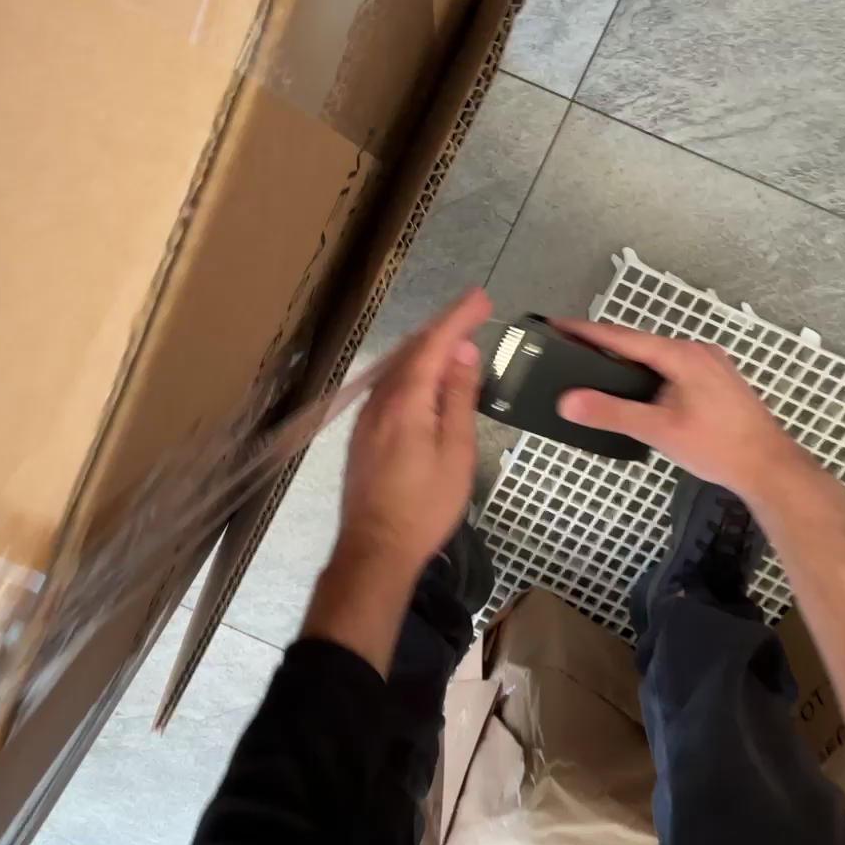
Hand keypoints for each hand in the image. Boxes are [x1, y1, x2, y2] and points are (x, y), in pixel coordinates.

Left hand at [337, 287, 490, 574]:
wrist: (375, 547)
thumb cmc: (424, 506)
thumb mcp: (455, 453)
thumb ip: (458, 399)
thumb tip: (463, 353)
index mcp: (406, 401)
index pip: (434, 345)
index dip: (458, 318)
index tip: (481, 297)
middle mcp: (380, 400)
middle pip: (412, 350)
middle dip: (443, 327)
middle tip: (474, 313)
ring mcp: (366, 416)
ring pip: (397, 366)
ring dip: (427, 347)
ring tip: (455, 337)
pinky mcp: (363, 433)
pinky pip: (389, 385)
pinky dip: (412, 370)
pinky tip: (424, 377)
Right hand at [553, 319, 820, 501]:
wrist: (770, 467)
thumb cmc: (718, 447)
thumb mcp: (659, 430)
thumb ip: (612, 413)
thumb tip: (567, 401)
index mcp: (681, 355)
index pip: (622, 337)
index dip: (586, 331)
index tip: (557, 324)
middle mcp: (696, 351)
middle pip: (639, 342)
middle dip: (603, 344)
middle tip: (569, 348)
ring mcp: (709, 364)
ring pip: (656, 355)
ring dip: (625, 359)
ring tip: (594, 367)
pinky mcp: (715, 380)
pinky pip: (670, 366)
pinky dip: (646, 370)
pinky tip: (636, 387)